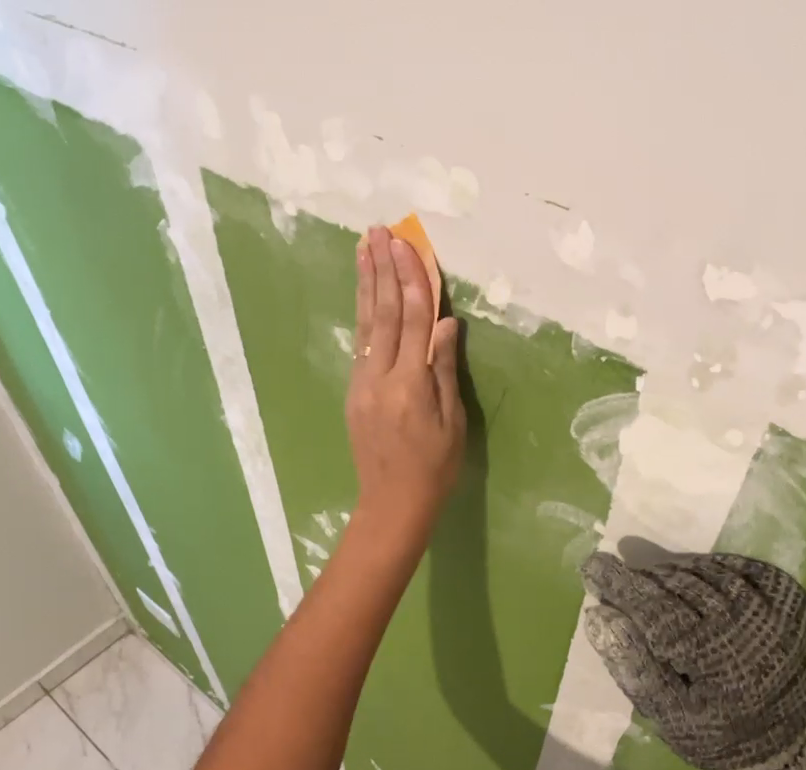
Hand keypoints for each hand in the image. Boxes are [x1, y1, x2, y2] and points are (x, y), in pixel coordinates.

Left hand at [345, 225, 463, 543]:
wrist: (392, 503)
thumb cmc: (434, 468)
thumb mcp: (452, 422)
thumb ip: (444, 370)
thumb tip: (445, 323)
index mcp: (410, 385)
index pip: (413, 320)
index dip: (412, 280)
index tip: (406, 244)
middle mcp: (381, 378)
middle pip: (384, 314)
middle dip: (383, 270)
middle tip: (379, 231)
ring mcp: (362, 385)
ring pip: (365, 325)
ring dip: (366, 284)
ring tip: (364, 249)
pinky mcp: (353, 393)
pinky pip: (360, 345)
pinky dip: (363, 314)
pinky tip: (365, 294)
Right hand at [580, 551, 805, 769]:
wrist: (784, 747)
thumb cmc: (715, 734)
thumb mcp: (666, 713)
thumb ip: (632, 664)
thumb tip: (598, 614)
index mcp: (713, 659)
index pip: (654, 608)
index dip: (620, 584)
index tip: (591, 566)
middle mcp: (747, 627)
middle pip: (682, 585)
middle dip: (644, 579)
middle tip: (619, 580)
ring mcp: (776, 612)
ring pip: (711, 573)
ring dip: (675, 572)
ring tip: (651, 580)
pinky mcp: (794, 604)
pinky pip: (745, 569)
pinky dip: (713, 567)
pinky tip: (693, 575)